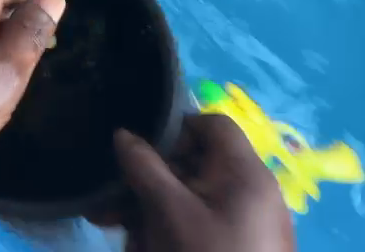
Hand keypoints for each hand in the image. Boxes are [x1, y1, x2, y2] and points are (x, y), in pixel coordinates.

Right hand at [114, 116, 294, 251]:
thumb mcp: (166, 208)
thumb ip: (142, 163)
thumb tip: (124, 134)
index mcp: (246, 174)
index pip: (212, 123)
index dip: (175, 127)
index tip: (144, 151)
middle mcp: (253, 193)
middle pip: (193, 161)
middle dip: (147, 174)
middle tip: (112, 194)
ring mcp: (248, 224)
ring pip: (188, 194)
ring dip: (147, 203)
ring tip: (111, 223)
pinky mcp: (240, 248)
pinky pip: (198, 222)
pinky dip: (166, 224)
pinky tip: (138, 244)